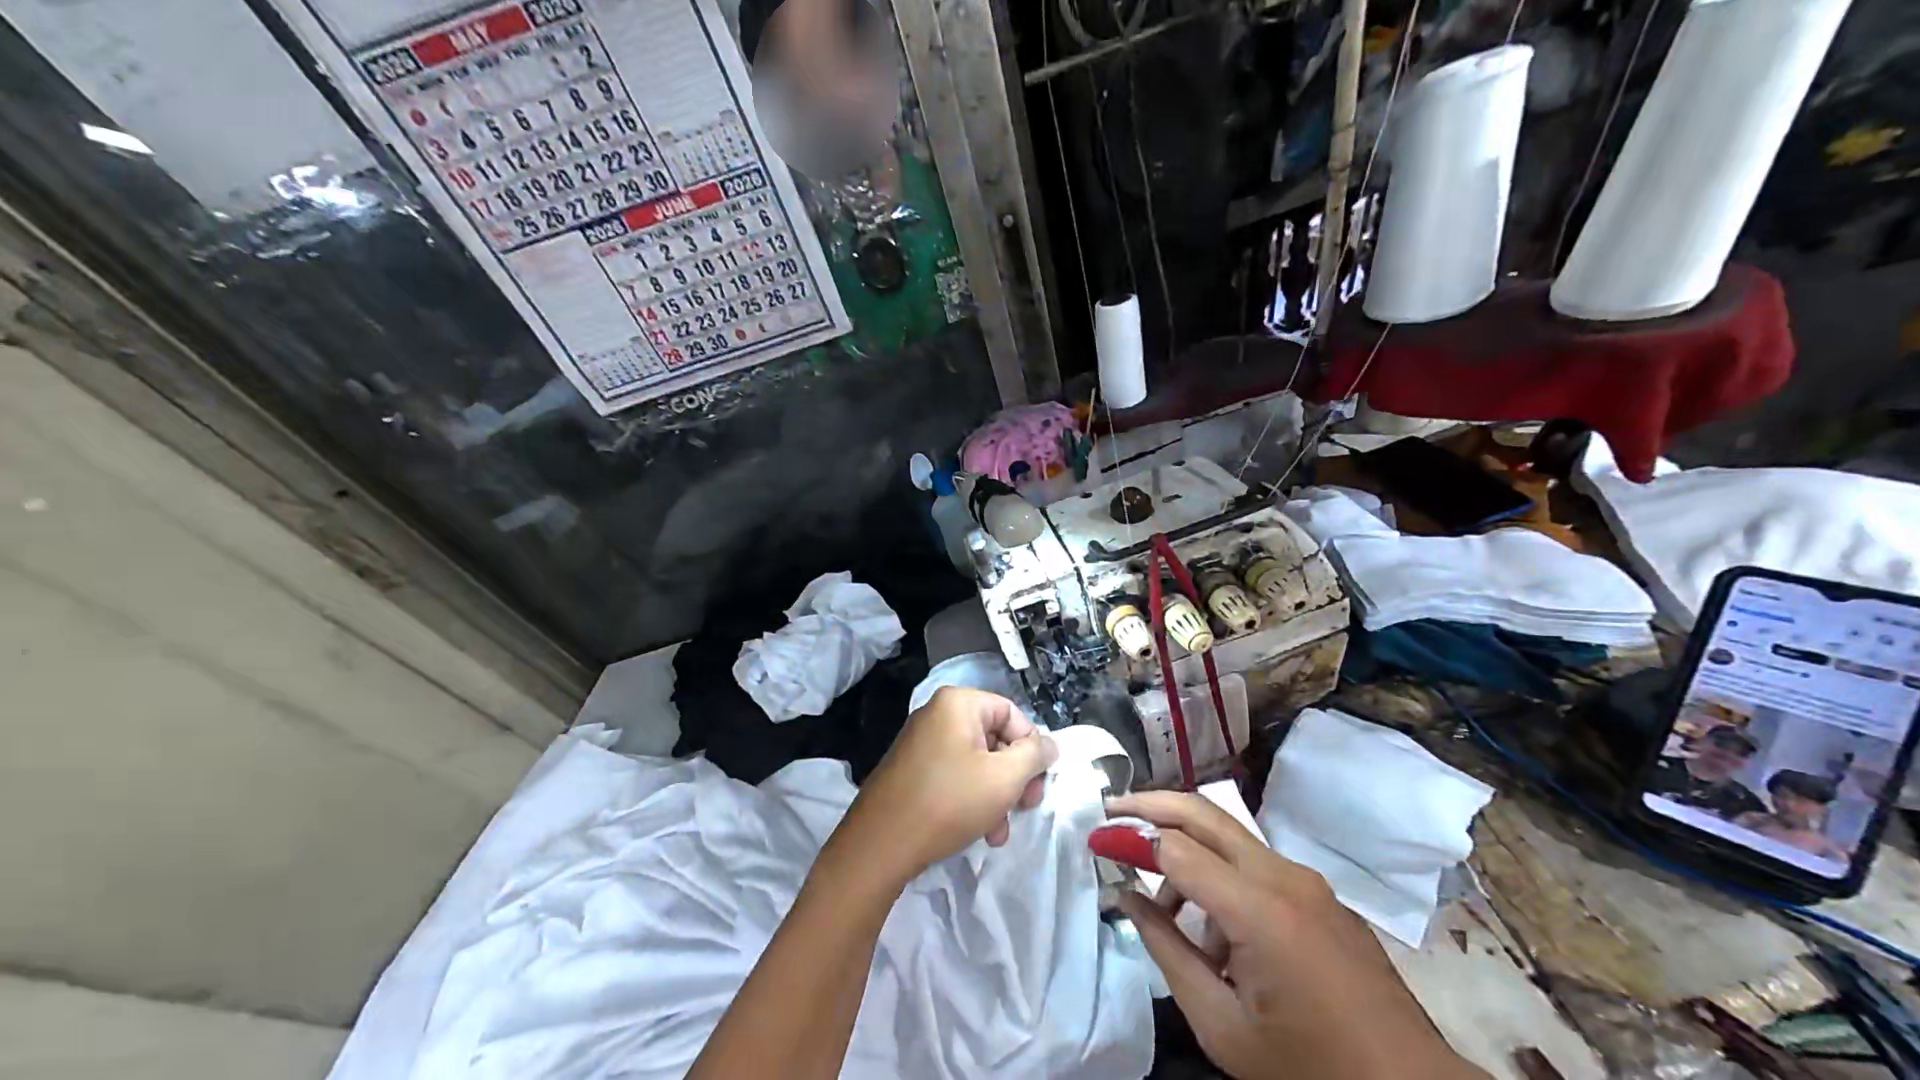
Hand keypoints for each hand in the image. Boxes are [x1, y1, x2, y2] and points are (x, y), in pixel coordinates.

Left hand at [826, 687, 1057, 887]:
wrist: (881, 844)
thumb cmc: (949, 801)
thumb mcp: (1004, 778)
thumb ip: (1034, 756)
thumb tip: (1050, 744)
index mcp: (958, 703)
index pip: (1012, 714)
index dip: (1032, 747)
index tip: (1039, 782)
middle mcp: (937, 714)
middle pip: (995, 738)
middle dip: (1015, 777)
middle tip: (1026, 807)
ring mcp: (922, 742)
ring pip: (978, 762)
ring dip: (997, 795)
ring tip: (999, 832)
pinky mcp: (913, 770)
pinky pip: (955, 775)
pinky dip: (973, 799)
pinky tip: (980, 832)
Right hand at [1108, 791, 1484, 1079]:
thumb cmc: (1312, 1071)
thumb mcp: (1224, 1027)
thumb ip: (1168, 953)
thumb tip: (1130, 898)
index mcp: (1259, 909)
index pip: (1176, 848)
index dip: (1130, 839)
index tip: (1093, 841)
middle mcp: (1284, 877)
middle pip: (1204, 814)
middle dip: (1152, 806)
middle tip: (1111, 812)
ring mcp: (1309, 882)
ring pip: (1229, 839)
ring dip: (1187, 852)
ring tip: (1165, 913)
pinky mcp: (1321, 896)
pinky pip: (1256, 866)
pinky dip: (1219, 876)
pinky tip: (1216, 934)